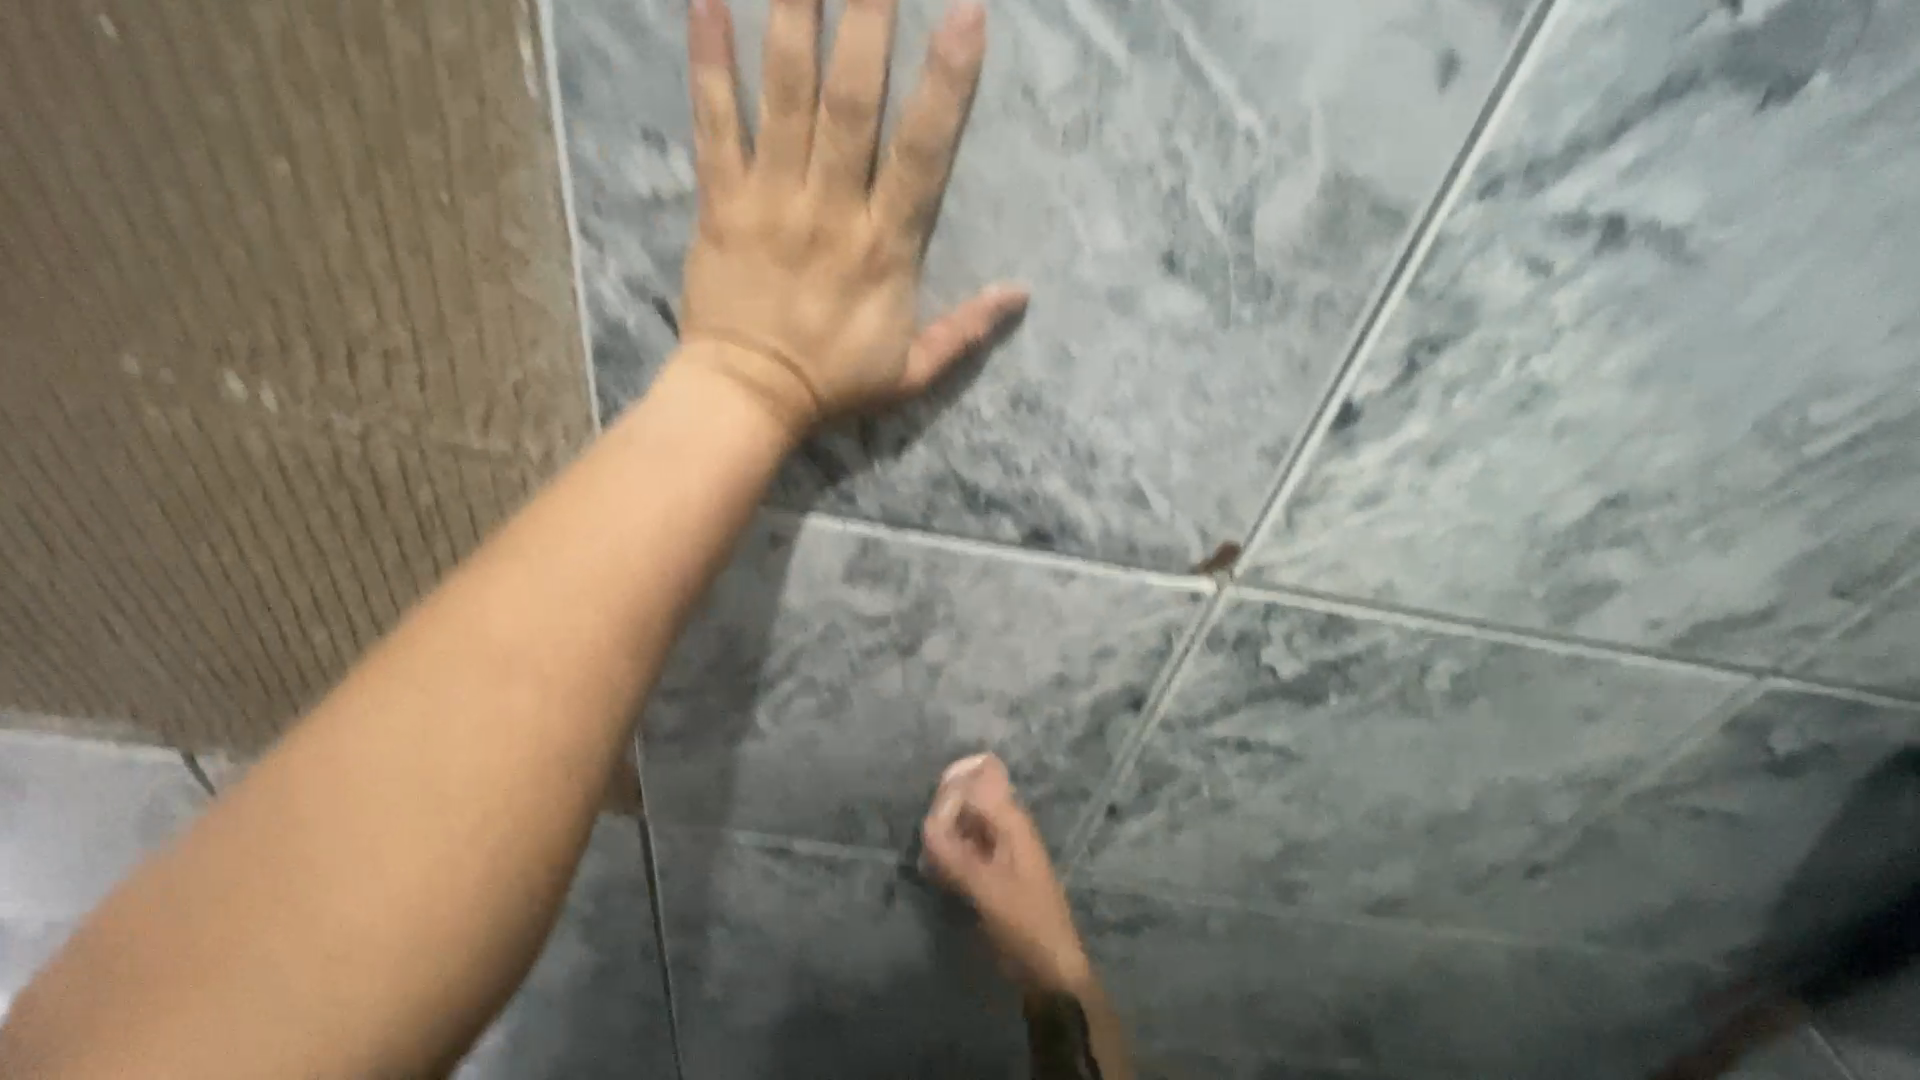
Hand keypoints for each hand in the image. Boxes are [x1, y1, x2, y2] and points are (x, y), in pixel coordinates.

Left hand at [678, 0, 1029, 434]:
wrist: (747, 399)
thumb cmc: (833, 384)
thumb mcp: (913, 373)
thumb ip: (966, 331)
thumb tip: (1021, 293)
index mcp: (885, 248)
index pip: (925, 154)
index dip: (947, 83)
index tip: (966, 13)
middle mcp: (831, 209)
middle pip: (852, 101)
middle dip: (868, 19)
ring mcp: (771, 200)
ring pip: (785, 96)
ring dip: (795, 17)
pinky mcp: (721, 202)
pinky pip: (714, 124)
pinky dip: (709, 61)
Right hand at [921, 753, 1091, 993]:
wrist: (1048, 967)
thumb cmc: (1026, 924)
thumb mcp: (989, 890)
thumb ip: (956, 856)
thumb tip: (925, 826)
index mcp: (1012, 820)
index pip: (981, 772)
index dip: (955, 783)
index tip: (935, 818)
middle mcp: (1004, 824)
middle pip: (967, 792)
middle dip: (943, 809)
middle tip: (930, 844)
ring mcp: (996, 845)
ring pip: (961, 819)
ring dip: (942, 833)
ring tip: (930, 862)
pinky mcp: (988, 867)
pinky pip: (961, 844)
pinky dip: (946, 852)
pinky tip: (935, 874)